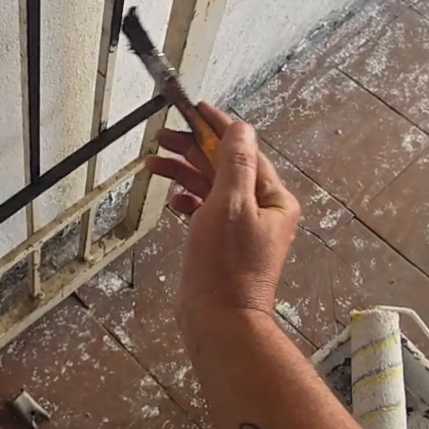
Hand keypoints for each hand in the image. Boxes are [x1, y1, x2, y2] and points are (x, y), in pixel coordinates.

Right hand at [145, 103, 299, 336]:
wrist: (219, 320)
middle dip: (193, 148)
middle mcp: (261, 210)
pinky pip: (204, 210)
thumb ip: (234, 163)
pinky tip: (172, 202)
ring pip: (211, 187)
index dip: (218, 126)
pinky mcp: (222, 244)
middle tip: (164, 136)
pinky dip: (187, 201)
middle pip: (225, 166)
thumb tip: (239, 129)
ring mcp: (242, 228)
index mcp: (272, 198)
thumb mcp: (230, 205)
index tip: (197, 108)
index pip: (244, 149)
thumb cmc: (226, 267)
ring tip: (155, 163)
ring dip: (184, 173)